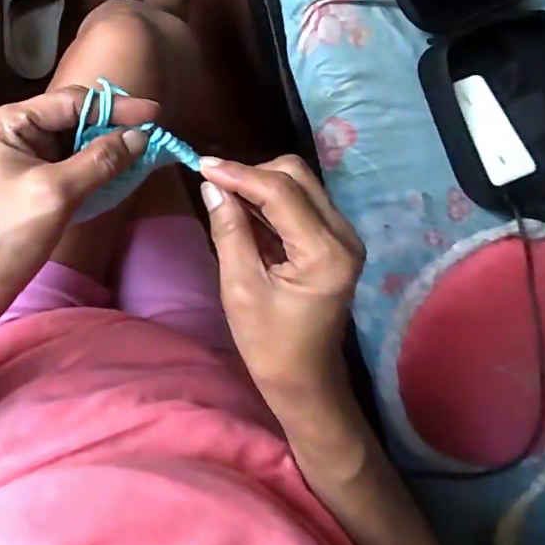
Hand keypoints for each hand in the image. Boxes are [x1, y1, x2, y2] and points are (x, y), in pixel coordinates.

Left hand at [0, 86, 158, 318]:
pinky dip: (95, 158)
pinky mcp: (31, 171)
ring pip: (73, 135)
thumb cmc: (11, 234)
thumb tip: (139, 137)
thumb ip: (99, 160)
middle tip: (151, 129)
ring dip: (105, 141)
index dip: (112, 106)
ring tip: (141, 143)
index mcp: (5, 122)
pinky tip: (119, 160)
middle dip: (110, 123)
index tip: (153, 113)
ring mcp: (21, 149)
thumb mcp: (58, 193)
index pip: (67, 102)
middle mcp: (11, 127)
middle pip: (70, 114)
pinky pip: (69, 155)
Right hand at [200, 156, 365, 405]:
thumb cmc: (269, 343)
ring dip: (259, 182)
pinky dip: (269, 197)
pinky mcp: (334, 238)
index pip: (279, 191)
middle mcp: (343, 235)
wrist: (305, 379)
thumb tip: (211, 186)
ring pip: (298, 181)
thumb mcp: (239, 287)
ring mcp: (343, 235)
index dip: (238, 173)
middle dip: (251, 173)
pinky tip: (245, 211)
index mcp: (324, 252)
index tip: (201, 165)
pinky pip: (300, 199)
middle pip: (295, 175)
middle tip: (214, 186)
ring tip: (226, 199)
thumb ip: (229, 231)